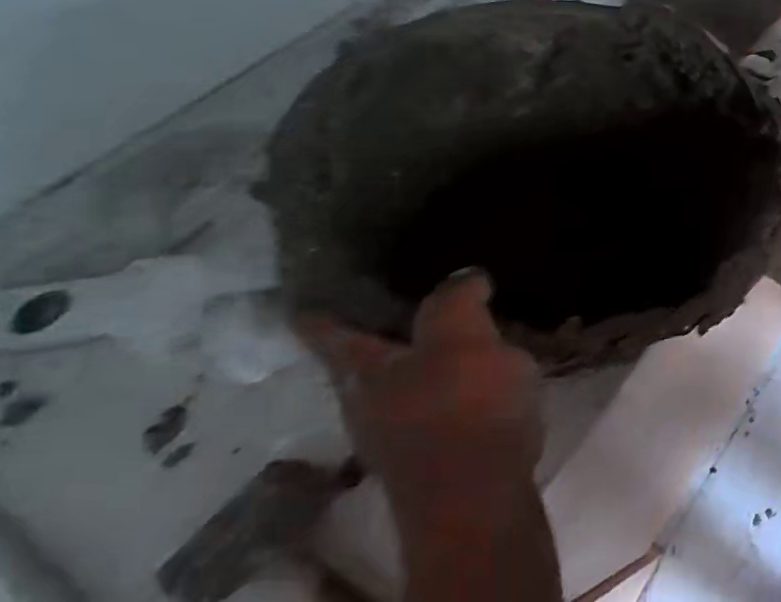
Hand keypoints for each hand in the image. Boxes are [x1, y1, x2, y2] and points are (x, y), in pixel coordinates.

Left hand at [301, 269, 541, 506]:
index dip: (320, 320)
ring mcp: (398, 443)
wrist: (479, 501)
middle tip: (388, 315)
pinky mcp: (433, 464)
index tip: (301, 307)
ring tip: (444, 345)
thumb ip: (456, 299)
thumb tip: (463, 277)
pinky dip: (447, 395)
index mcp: (366, 373)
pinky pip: (434, 414)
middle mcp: (370, 409)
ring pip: (400, 394)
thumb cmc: (462, 408)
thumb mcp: (461, 335)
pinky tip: (475, 385)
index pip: (334, 337)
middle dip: (371, 346)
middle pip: (361, 370)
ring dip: (416, 371)